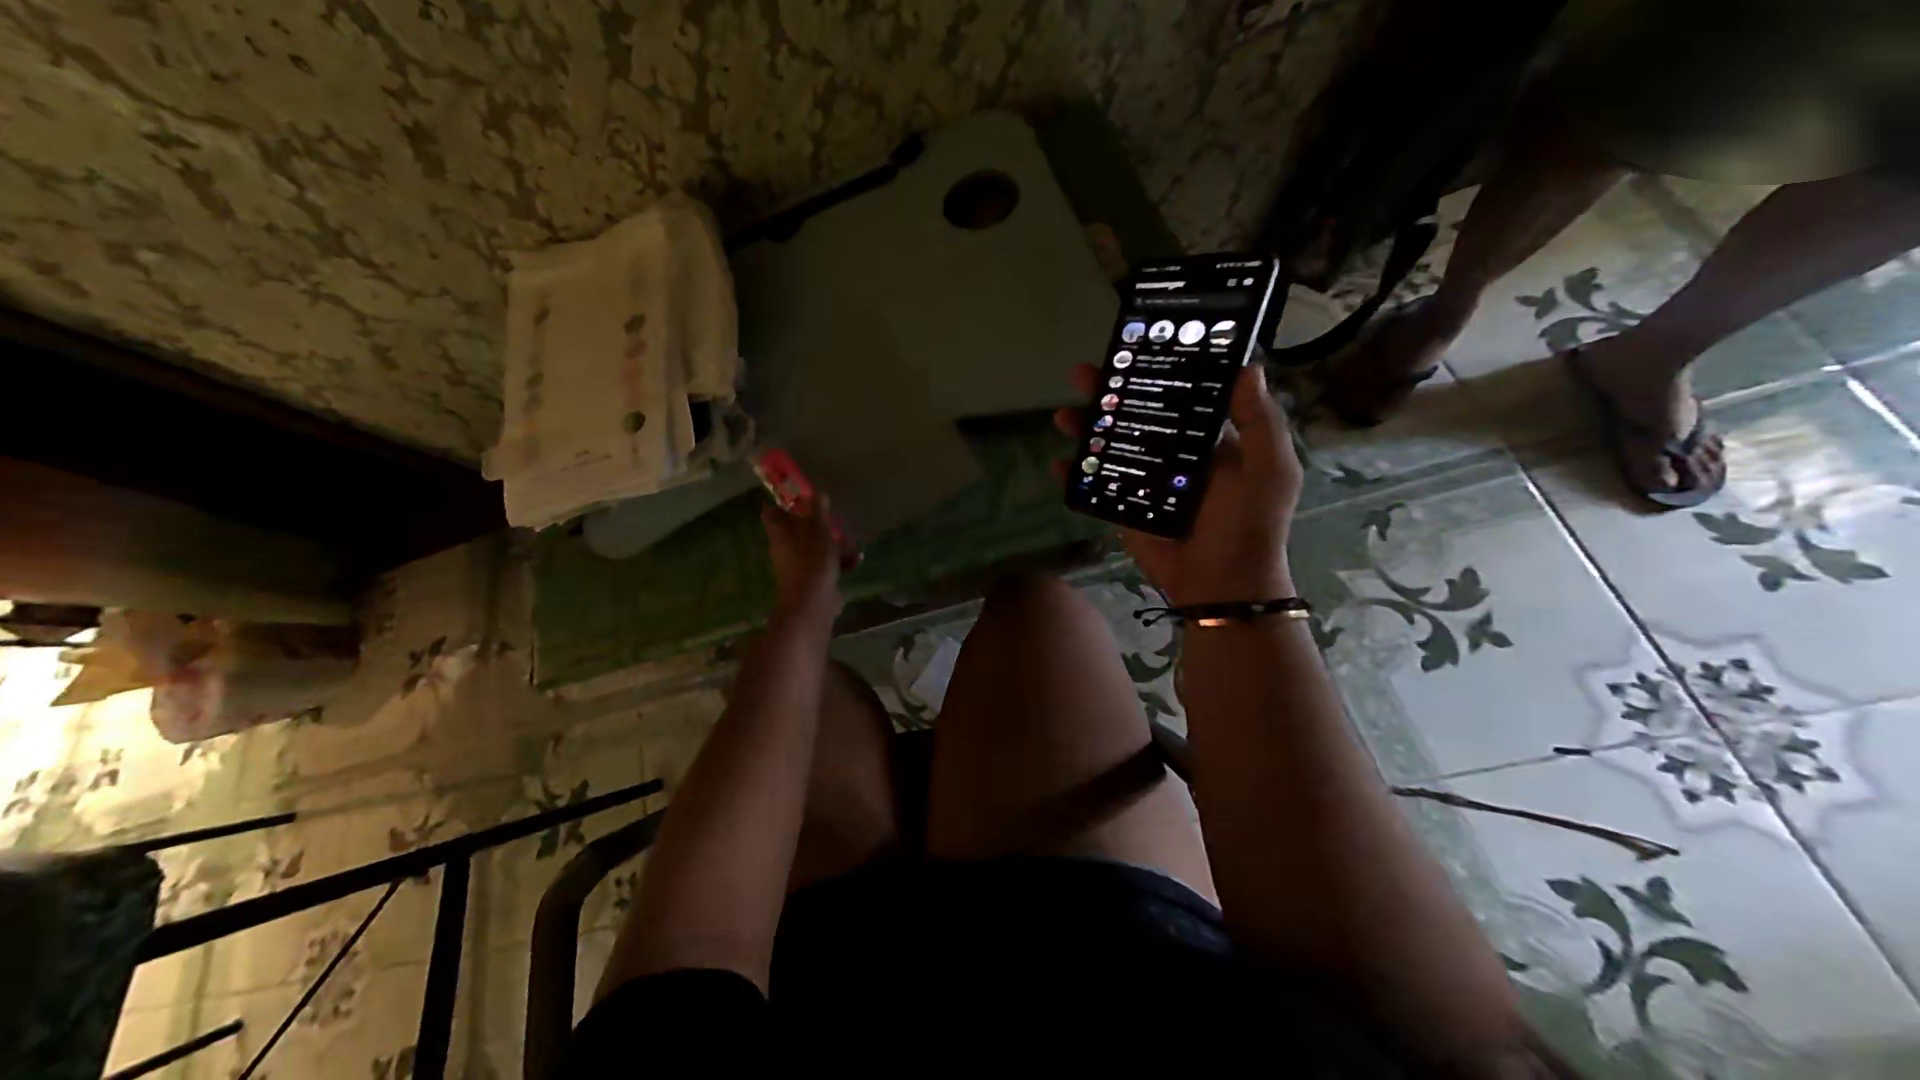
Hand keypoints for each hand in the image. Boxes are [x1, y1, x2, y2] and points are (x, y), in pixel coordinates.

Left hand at [762, 495, 842, 618]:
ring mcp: (798, 567)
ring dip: (832, 544)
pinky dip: (838, 561)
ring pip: (814, 548)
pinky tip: (855, 560)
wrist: (813, 604)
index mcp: (780, 534)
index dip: (781, 504)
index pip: (771, 513)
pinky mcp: (813, 581)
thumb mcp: (818, 529)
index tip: (798, 498)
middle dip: (815, 525)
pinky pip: (825, 565)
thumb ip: (818, 510)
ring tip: (851, 542)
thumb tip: (817, 492)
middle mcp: (785, 549)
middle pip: (796, 531)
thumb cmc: (811, 561)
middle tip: (831, 519)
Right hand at [1055, 363, 1303, 605]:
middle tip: (1083, 374)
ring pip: (1111, 447)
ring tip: (1063, 415)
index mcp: (1208, 441)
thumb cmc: (1250, 523)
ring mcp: (1147, 483)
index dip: (1158, 373)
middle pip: (1136, 416)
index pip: (1179, 397)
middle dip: (1108, 395)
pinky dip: (1075, 476)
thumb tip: (1248, 368)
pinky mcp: (1126, 508)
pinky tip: (1059, 464)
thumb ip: (1260, 423)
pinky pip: (1097, 487)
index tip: (1136, 349)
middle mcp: (1175, 456)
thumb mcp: (1269, 469)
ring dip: (1086, 430)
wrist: (1222, 583)